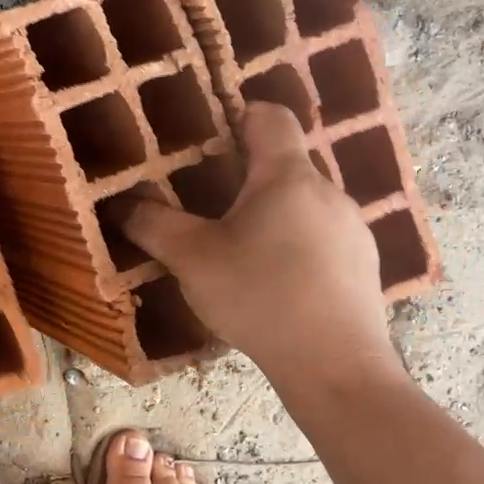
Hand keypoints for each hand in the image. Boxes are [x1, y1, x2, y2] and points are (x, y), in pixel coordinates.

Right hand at [120, 102, 402, 390]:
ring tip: (227, 238)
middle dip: (239, 169)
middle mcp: (328, 193)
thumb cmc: (260, 298)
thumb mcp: (189, 257)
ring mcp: (352, 230)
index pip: (270, 116)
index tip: (202, 134)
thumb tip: (122, 203)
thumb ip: (151, 222)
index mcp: (288, 178)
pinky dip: (288, 237)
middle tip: (196, 193)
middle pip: (282, 160)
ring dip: (264, 207)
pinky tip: (265, 274)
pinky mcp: (361, 265)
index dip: (235, 112)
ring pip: (299, 200)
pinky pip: (317, 232)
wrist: (338, 371)